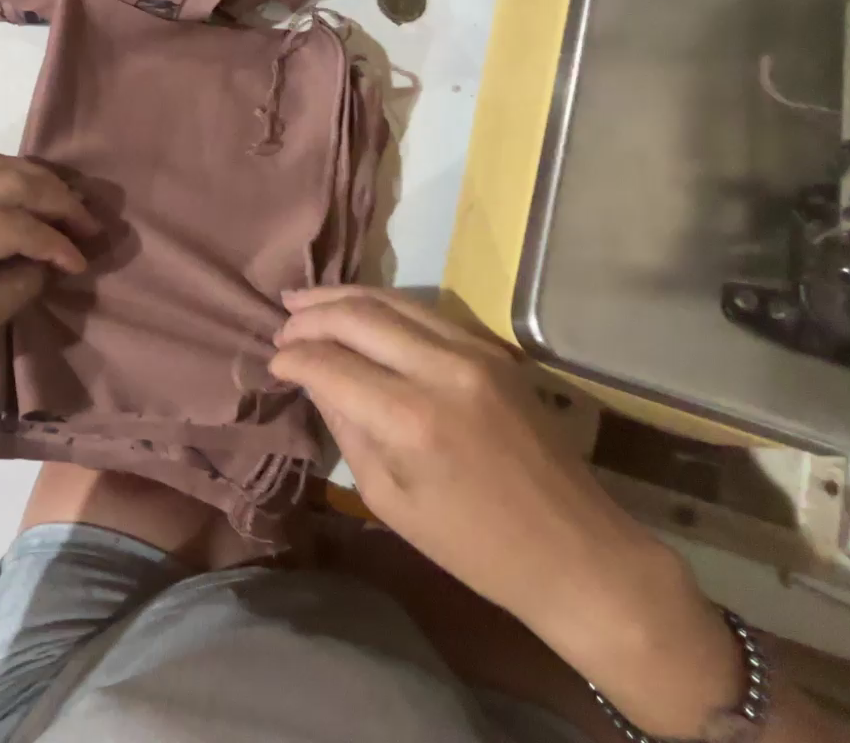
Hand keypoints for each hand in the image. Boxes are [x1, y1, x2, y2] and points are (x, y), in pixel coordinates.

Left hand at [0, 151, 95, 415]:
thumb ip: (15, 288)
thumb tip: (48, 264)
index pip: (16, 221)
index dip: (57, 241)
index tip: (85, 262)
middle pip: (6, 177)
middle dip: (55, 198)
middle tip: (89, 223)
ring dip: (30, 180)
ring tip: (64, 205)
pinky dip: (1, 180)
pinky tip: (21, 200)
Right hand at [272, 286, 740, 735]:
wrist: (577, 551)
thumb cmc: (472, 545)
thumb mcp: (387, 498)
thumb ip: (346, 428)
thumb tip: (315, 381)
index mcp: (410, 418)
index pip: (329, 363)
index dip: (292, 359)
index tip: (272, 365)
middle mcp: (442, 369)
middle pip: (357, 317)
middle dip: (309, 317)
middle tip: (280, 325)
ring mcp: (475, 352)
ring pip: (391, 301)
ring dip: (341, 299)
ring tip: (303, 302)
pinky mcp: (495, 350)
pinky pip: (424, 311)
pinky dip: (382, 306)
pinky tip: (357, 311)